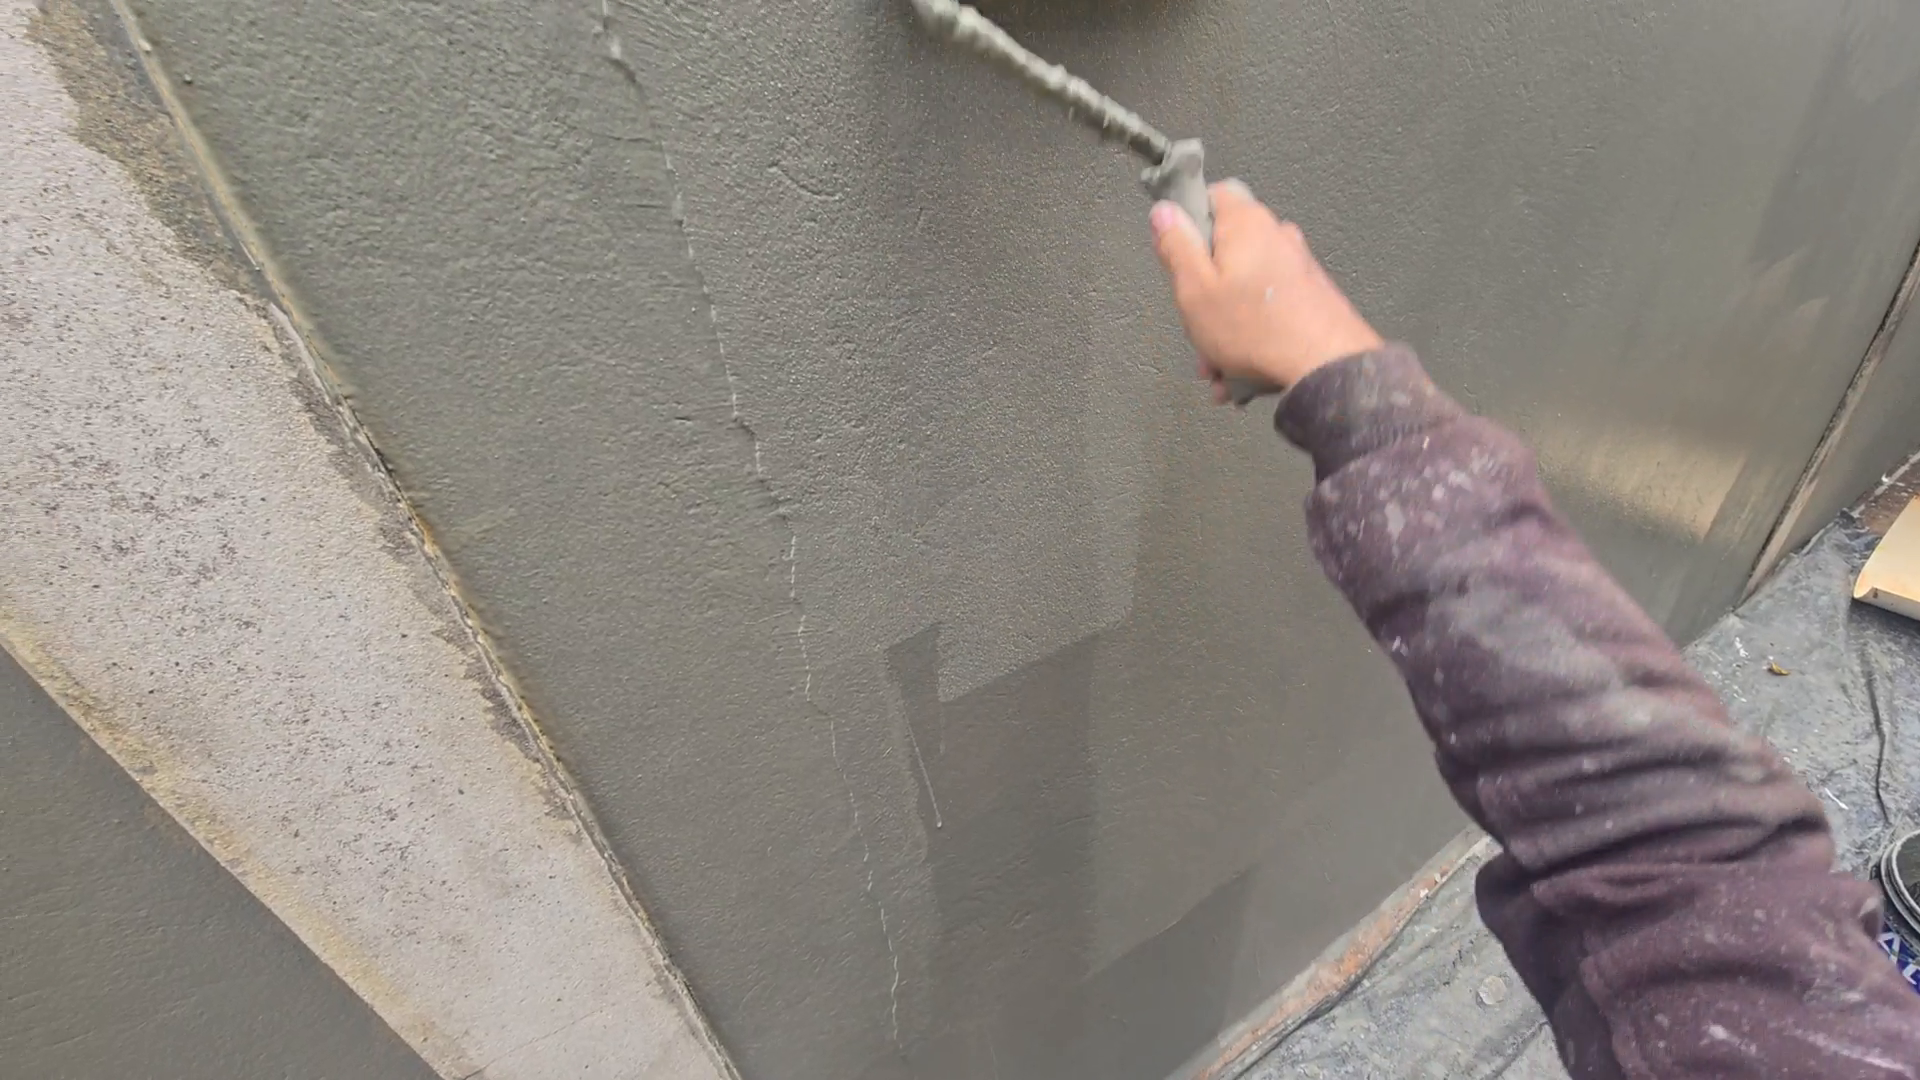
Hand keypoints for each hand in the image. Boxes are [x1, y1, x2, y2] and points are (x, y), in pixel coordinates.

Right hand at [1151, 181, 1383, 399]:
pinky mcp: (1308, 294)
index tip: (1175, 250)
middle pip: (1225, 250)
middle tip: (1193, 322)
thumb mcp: (1194, 289)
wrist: (1322, 366)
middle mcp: (1276, 236)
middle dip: (1203, 290)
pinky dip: (1247, 335)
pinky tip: (1238, 371)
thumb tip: (1164, 212)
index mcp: (1246, 224)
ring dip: (1222, 324)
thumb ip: (1176, 247)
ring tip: (1216, 363)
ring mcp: (1296, 265)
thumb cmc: (1255, 329)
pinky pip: (1264, 310)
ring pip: (1243, 287)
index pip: (1213, 194)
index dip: (1189, 218)